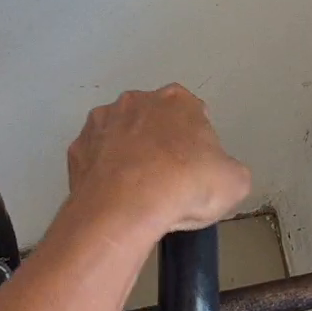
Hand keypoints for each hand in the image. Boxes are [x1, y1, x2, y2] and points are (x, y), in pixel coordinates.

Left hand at [65, 84, 251, 235]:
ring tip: (139, 192)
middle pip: (153, 120)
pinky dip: (104, 173)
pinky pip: (96, 159)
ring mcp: (101, 122)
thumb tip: (222, 176)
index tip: (196, 169)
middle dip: (159, 144)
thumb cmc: (185, 187)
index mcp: (177, 100)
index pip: (193, 114)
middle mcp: (135, 101)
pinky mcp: (77, 149)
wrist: (126, 210)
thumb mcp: (234, 182)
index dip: (197, 143)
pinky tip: (115, 196)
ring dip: (129, 155)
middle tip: (168, 180)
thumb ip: (230, 170)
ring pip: (120, 136)